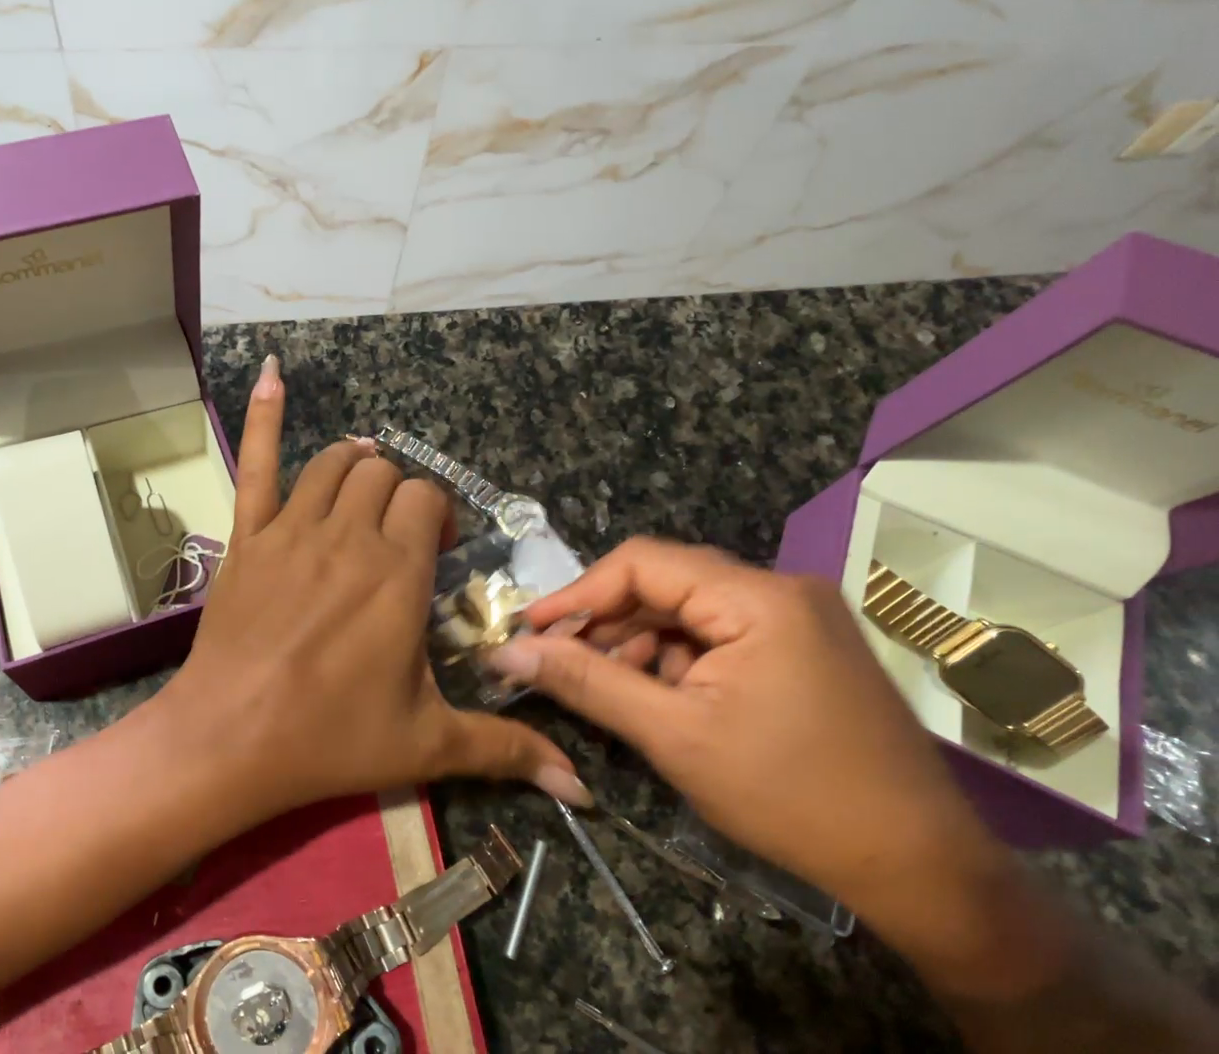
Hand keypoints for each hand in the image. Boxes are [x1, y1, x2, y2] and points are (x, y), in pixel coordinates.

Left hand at [145, 356, 592, 824]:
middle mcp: (348, 535)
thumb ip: (506, 748)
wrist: (230, 740)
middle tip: (396, 544)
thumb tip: (581, 785)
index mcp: (397, 572)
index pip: (426, 501)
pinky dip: (263, 415)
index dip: (435, 519)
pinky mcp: (246, 537)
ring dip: (355, 468)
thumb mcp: (427, 744)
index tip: (431, 560)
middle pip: (384, 476)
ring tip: (361, 491)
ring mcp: (291, 529)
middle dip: (399, 497)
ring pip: (334, 462)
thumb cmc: (330, 739)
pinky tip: (271, 372)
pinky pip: (256, 463)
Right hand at [487, 538, 1009, 923]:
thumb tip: (509, 652)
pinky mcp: (806, 650)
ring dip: (640, 646)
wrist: (917, 864)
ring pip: (690, 613)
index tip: (529, 632)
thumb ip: (587, 683)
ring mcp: (800, 621)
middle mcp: (783, 592)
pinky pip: (721, 637)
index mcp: (759, 598)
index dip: (577, 593)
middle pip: (666, 584)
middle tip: (559, 666)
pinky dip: (679, 662)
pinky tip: (660, 700)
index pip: (642, 562)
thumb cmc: (790, 797)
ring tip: (610, 692)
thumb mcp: (673, 736)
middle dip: (607, 623)